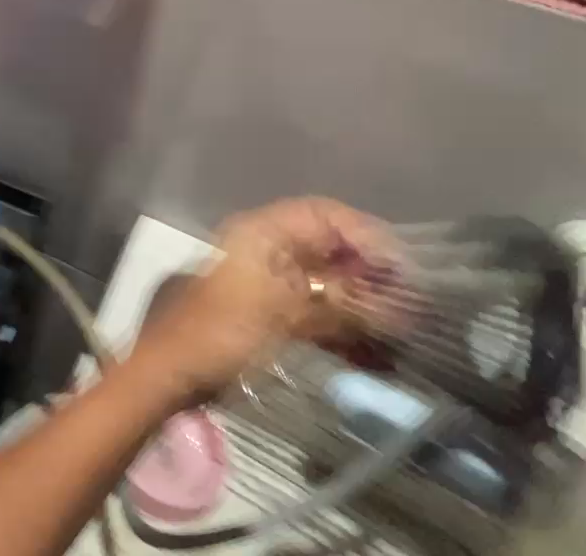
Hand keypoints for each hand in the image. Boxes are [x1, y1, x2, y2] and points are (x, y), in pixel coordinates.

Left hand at [126, 197, 397, 405]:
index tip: (404, 270)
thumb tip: (401, 304)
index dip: (367, 235)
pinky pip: (316, 313)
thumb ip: (342, 305)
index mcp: (262, 233)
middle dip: (372, 276)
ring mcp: (268, 282)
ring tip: (403, 335)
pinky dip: (344, 329)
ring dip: (364, 307)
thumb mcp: (285, 316)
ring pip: (328, 283)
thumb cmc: (222, 334)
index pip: (325, 214)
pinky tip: (376, 357)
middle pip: (330, 249)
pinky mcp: (270, 315)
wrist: (171, 371)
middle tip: (414, 307)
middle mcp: (267, 249)